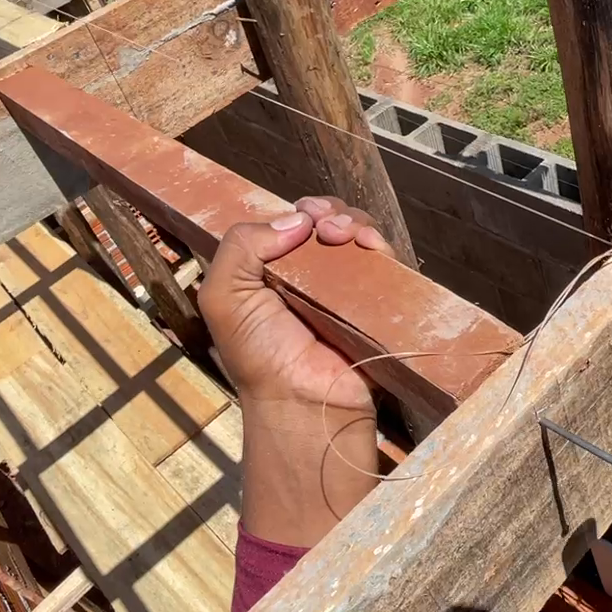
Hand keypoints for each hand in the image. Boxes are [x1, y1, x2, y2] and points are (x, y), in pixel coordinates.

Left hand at [198, 196, 394, 545]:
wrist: (303, 400)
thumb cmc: (259, 353)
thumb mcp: (224, 296)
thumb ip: (241, 246)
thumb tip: (297, 219)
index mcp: (274, 270)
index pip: (294, 224)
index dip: (303, 212)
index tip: (308, 216)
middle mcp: (313, 275)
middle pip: (331, 222)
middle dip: (331, 213)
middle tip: (328, 229)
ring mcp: (349, 289)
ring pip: (360, 235)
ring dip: (355, 223)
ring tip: (347, 237)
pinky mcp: (379, 304)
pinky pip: (387, 264)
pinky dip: (381, 246)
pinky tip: (372, 247)